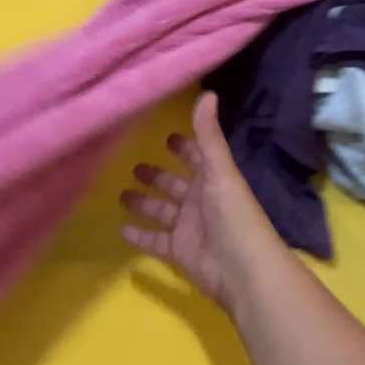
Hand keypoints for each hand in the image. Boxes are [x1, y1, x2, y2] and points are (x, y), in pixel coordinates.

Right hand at [119, 91, 286, 308]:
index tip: (165, 136)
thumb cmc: (234, 216)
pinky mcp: (179, 251)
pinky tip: (120, 230)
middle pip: (173, 184)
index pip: (196, 157)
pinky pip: (155, 241)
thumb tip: (207, 92)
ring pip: (161, 211)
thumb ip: (208, 135)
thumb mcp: (220, 171)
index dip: (183, 146)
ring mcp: (188, 227)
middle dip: (155, 175)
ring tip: (119, 195)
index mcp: (212, 179)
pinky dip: (140, 236)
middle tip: (132, 165)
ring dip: (143, 203)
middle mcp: (200, 200)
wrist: (245, 272)